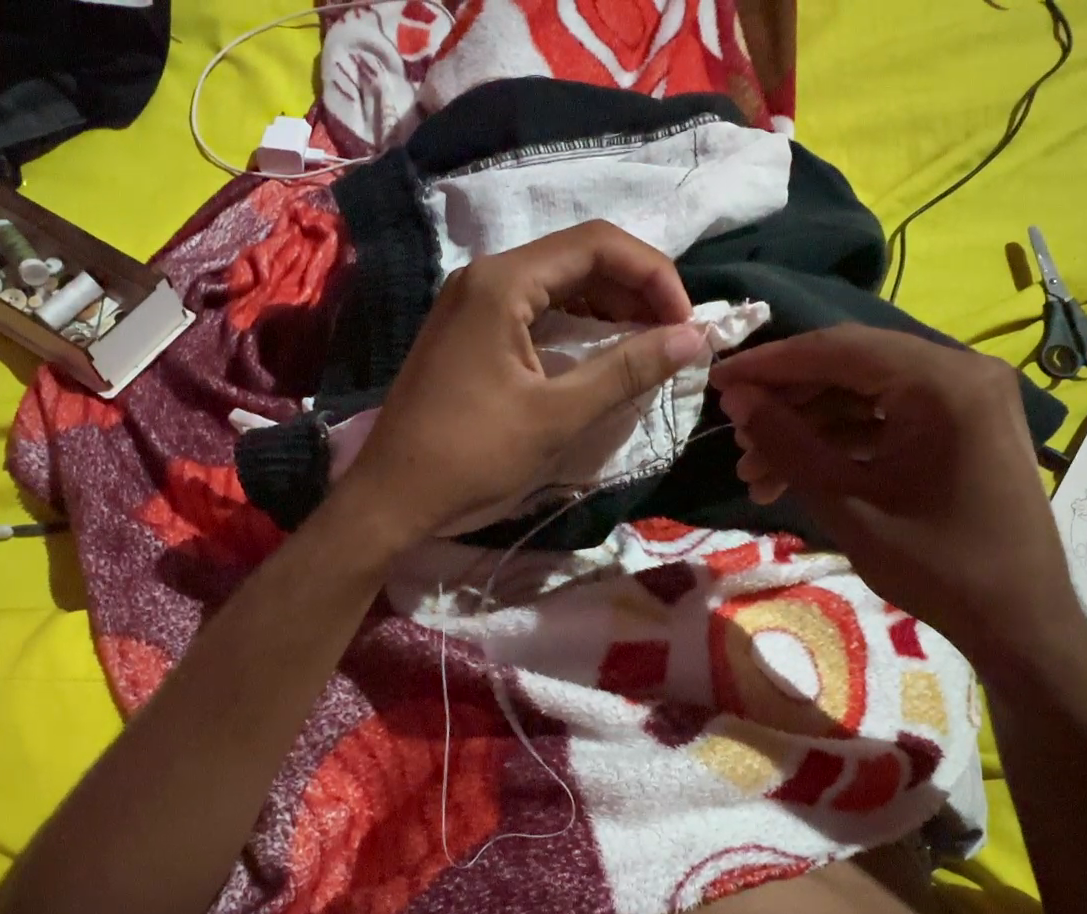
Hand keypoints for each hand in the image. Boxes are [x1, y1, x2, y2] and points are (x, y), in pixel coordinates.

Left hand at [332, 221, 711, 548]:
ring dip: (607, 307)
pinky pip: (533, 309)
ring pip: (557, 283)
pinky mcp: (467, 331)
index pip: (597, 244)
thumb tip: (695, 338)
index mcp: (502, 281)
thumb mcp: (557, 415)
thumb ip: (627, 369)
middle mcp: (484, 276)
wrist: (391, 497)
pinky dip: (574, 325)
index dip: (653, 275)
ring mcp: (470, 302)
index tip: (685, 324)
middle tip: (671, 336)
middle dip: (633, 290)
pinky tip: (598, 354)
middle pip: (578, 257)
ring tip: (644, 345)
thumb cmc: (471, 456)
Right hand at [710, 325, 1082, 654]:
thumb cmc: (937, 565)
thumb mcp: (847, 503)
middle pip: (849, 366)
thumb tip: (737, 399)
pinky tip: (795, 476)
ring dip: (807, 428)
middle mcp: (959, 372)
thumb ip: (788, 443)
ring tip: (757, 474)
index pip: (837, 349)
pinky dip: (840, 441)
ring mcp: (964, 397)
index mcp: (942, 382)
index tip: (716, 381)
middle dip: (786, 403)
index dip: (769, 364)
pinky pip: (886, 417)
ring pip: (862, 395)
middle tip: (737, 441)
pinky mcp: (960, 425)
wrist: (1019, 620)